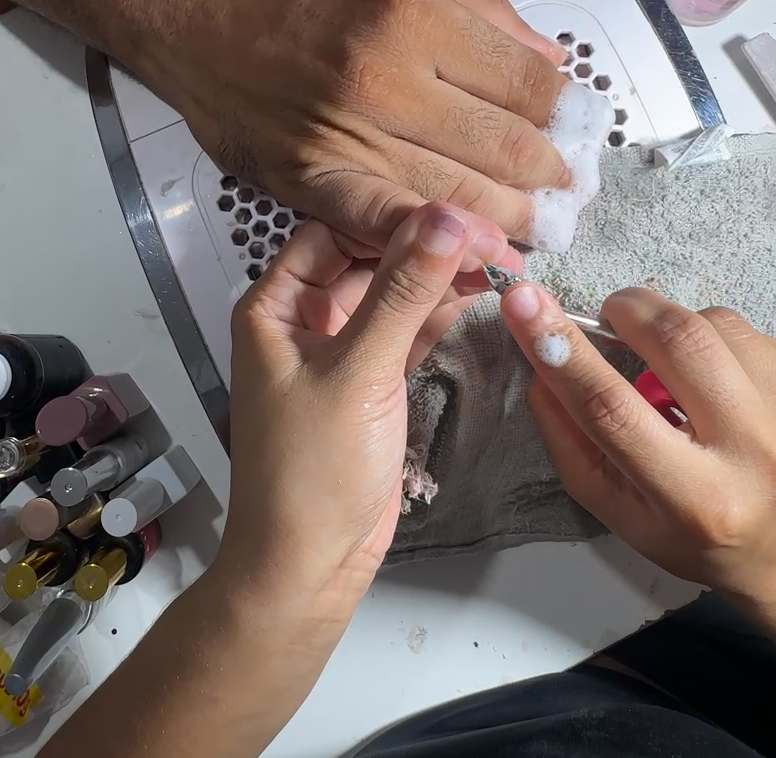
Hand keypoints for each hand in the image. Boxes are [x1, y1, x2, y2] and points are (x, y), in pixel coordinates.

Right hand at [139, 0, 570, 252]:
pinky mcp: (310, 179)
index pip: (524, 83)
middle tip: (566, 187)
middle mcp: (382, 79)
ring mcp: (345, 137)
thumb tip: (545, 59)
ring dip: (511, 216)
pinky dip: (434, 239)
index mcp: (412, 16)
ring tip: (536, 221)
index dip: (564, 114)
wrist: (197, 20)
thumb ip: (479, 11)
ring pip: (457, 192)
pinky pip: (383, 221)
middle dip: (549, 175)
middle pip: (502, 147)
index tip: (576, 128)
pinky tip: (477, 251)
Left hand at [221, 203, 514, 606]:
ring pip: (391, 294)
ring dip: (438, 279)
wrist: (308, 564)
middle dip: (425, 247)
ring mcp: (338, 348)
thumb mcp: (359, 370)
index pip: (335, 232)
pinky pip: (403, 330)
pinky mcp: (368, 379)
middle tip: (494, 236)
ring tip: (500, 260)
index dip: (393, 217)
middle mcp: (303, 317)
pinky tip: (476, 294)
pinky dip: (436, 314)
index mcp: (275, 304)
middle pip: (368, 259)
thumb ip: (404, 292)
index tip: (460, 211)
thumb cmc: (313, 466)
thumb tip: (448, 219)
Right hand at [499, 283, 775, 606]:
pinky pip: (757, 334)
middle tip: (613, 316)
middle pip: (684, 344)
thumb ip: (566, 431)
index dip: (561, 348)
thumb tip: (540, 352)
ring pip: (720, 324)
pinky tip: (726, 383)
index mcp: (695, 500)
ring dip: (679, 328)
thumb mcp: (608, 501)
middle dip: (632, 311)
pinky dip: (724, 343)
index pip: (612, 408)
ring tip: (676, 366)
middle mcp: (763, 462)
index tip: (521, 299)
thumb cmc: (684, 531)